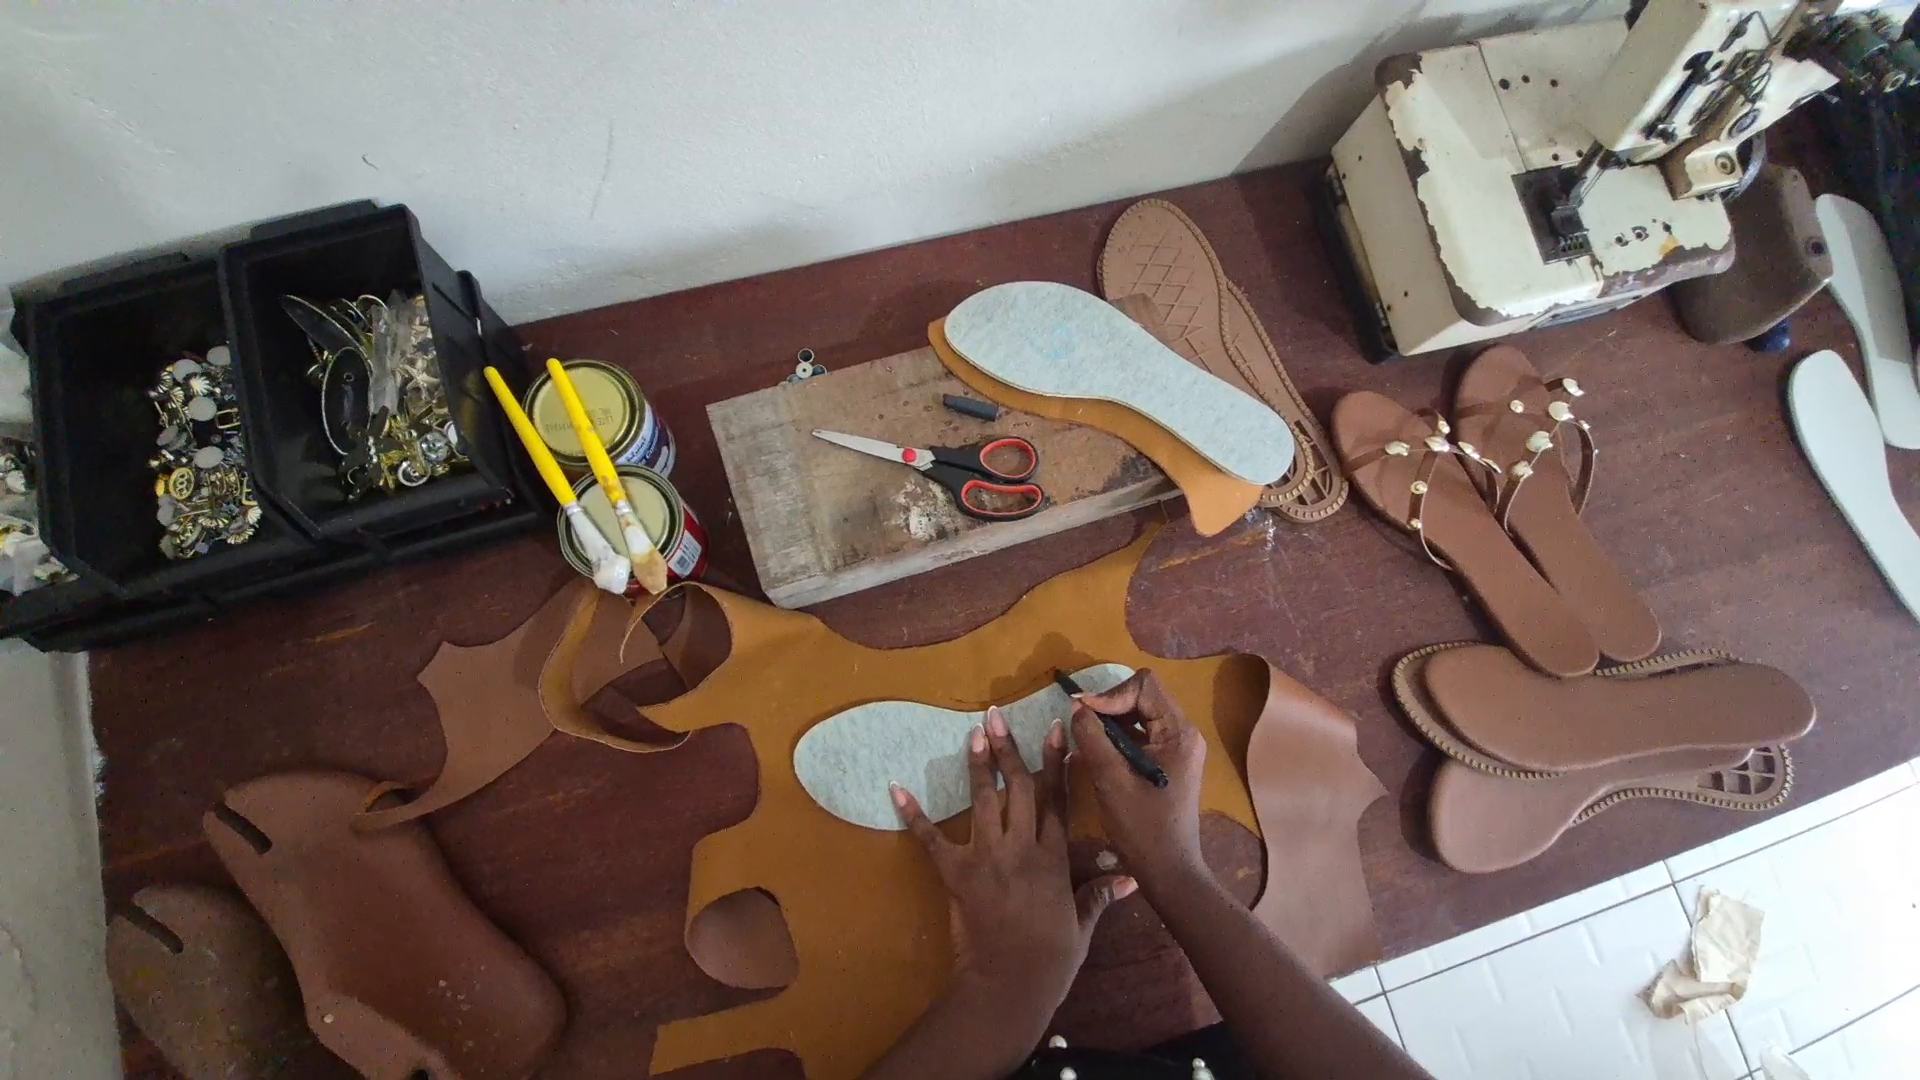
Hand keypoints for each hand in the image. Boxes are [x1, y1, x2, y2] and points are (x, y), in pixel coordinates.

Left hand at [891, 707, 1133, 1027]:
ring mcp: (987, 857)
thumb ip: (1100, 894)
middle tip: (997, 717)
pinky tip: (897, 790)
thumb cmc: (1051, 960)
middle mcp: (1021, 847)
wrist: (1010, 988)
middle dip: (1009, 750)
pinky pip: (932, 839)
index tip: (1056, 729)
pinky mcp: (956, 873)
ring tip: (973, 733)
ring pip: (983, 801)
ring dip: (978, 765)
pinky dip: (914, 815)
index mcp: (1053, 857)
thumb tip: (1129, 876)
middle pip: (1018, 788)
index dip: (1056, 762)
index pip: (1057, 799)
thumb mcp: (1082, 926)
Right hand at [1069, 669, 1207, 887]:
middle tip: (1082, 725)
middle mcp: (1184, 732)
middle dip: (1110, 705)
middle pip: (1143, 694)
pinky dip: (1118, 735)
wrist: (1168, 871)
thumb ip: (1092, 738)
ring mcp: (1178, 746)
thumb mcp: (1110, 780)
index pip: (1144, 685)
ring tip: (1087, 739)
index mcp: (1179, 733)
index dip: (1110, 693)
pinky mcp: (1168, 759)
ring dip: (1112, 721)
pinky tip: (1098, 752)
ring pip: (1139, 712)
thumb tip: (1076, 707)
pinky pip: (1140, 732)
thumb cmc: (1142, 829)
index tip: (1083, 713)